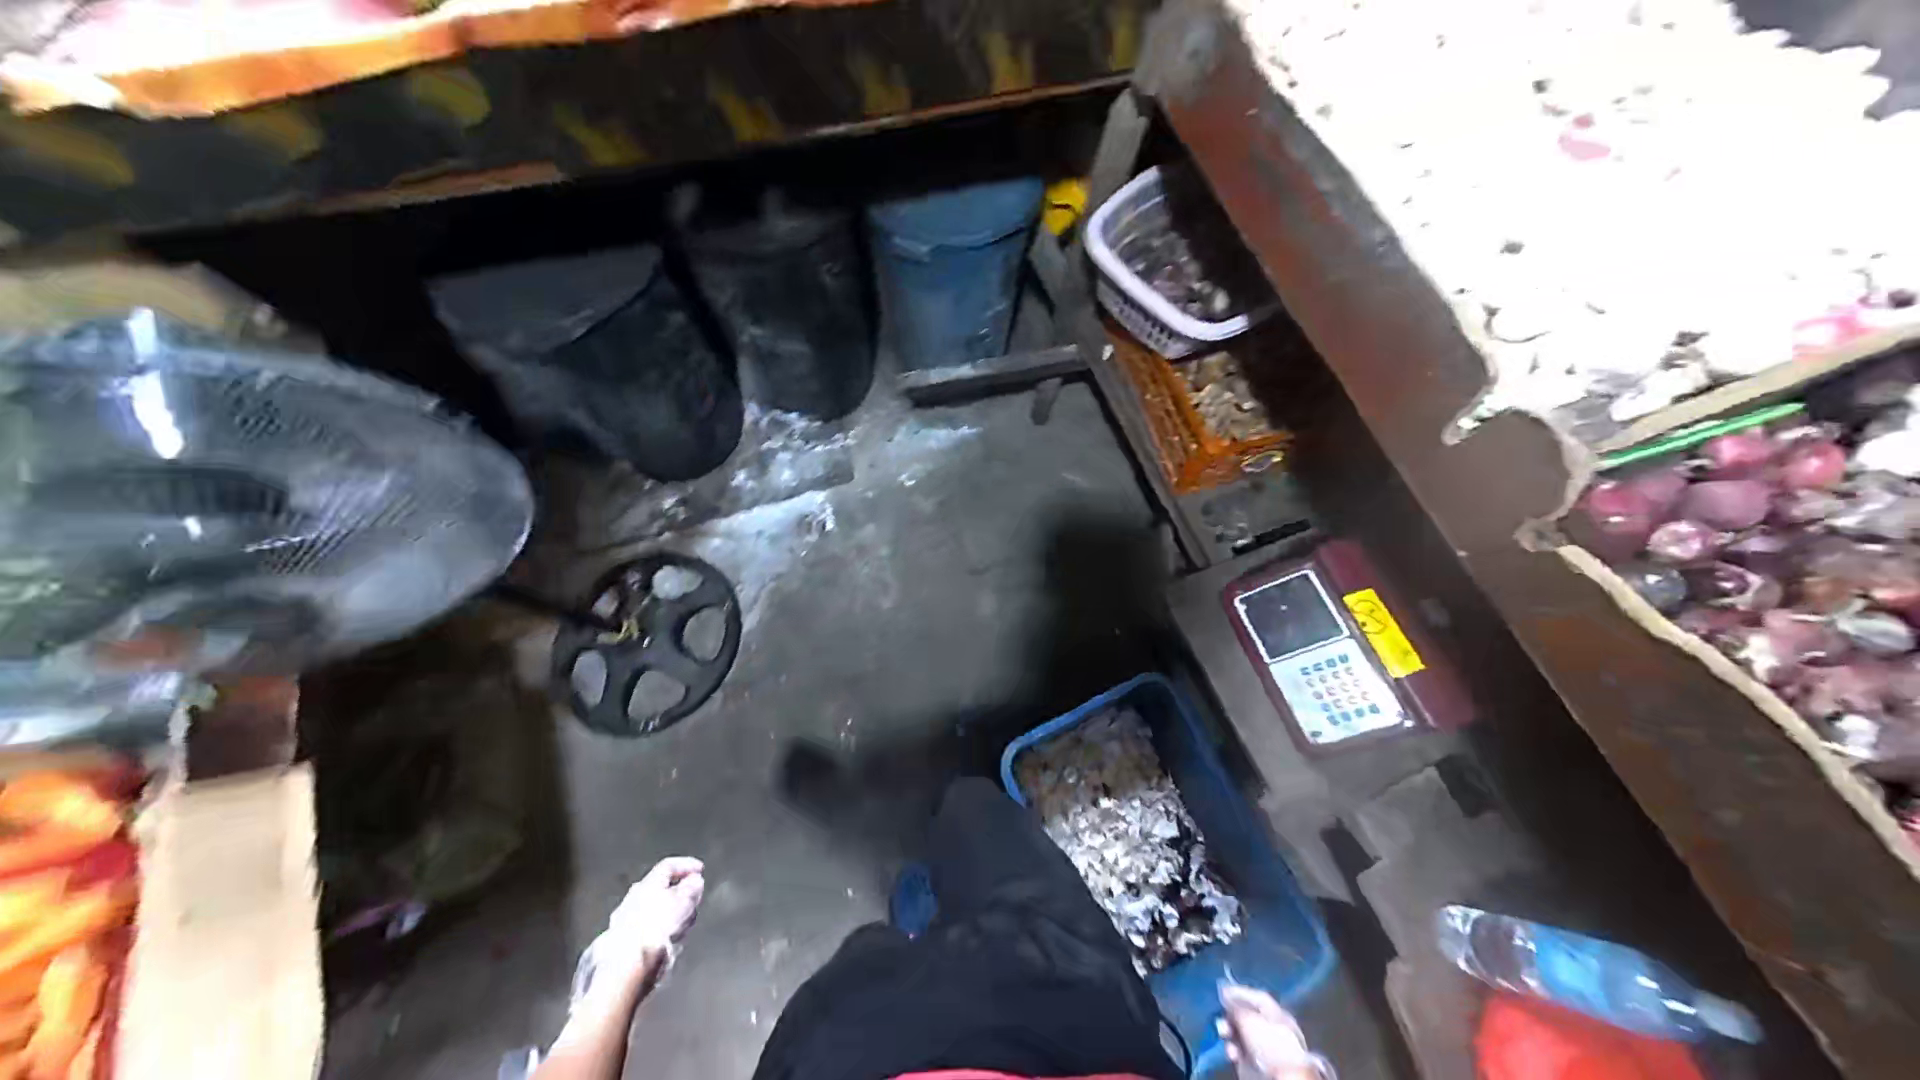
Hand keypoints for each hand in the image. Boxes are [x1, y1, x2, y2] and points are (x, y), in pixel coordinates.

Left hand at [573, 857, 704, 1011]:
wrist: (626, 968)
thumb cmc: (657, 930)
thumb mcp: (684, 903)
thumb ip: (692, 888)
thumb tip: (694, 880)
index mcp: (647, 884)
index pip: (668, 866)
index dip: (687, 865)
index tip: (701, 870)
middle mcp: (632, 898)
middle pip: (660, 887)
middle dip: (679, 890)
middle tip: (694, 896)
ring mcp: (624, 920)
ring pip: (654, 907)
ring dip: (671, 910)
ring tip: (685, 921)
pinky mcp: (622, 942)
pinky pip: (648, 926)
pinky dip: (661, 927)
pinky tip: (669, 939)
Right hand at [1217, 985, 1330, 1079]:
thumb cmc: (1269, 1044)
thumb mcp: (1249, 1018)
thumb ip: (1235, 1004)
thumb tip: (1224, 992)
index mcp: (1277, 1015)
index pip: (1256, 998)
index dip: (1238, 992)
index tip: (1222, 991)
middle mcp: (1271, 1030)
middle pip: (1245, 1015)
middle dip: (1230, 1014)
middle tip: (1221, 1016)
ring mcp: (1263, 1048)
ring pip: (1239, 1032)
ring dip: (1228, 1031)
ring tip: (1223, 1033)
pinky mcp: (1255, 1063)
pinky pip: (1238, 1050)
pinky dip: (1232, 1048)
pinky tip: (1232, 1052)